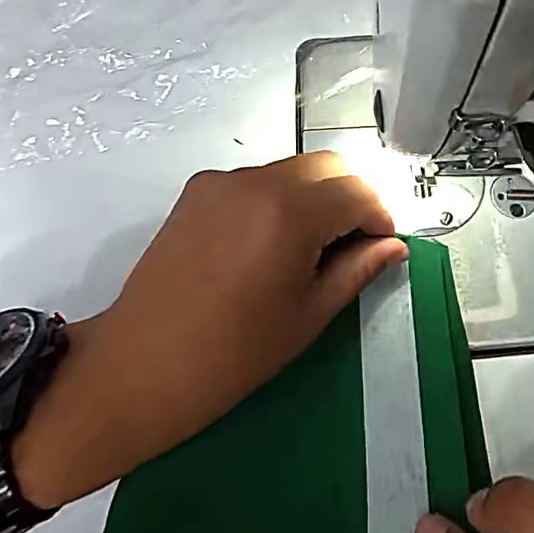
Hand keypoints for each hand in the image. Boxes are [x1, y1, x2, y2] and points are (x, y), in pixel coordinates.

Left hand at [14, 151, 406, 506]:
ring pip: (293, 169)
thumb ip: (357, 270)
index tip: (381, 246)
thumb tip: (394, 247)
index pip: (358, 191)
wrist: (139, 366)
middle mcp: (255, 182)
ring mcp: (222, 181)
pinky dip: (280, 198)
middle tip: (354, 242)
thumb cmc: (233, 354)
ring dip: (316, 196)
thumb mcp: (308, 315)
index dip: (380, 217)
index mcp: (289, 214)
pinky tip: (270, 242)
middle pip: (328, 165)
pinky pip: (258, 180)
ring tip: (310, 247)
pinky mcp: (198, 189)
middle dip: (352, 197)